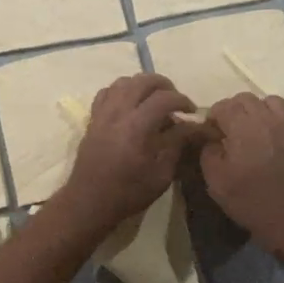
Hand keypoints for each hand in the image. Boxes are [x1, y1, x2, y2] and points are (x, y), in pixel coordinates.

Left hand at [52, 74, 199, 231]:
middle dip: (164, 85)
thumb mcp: (161, 174)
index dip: (182, 100)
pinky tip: (129, 105)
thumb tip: (194, 126)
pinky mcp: (92, 118)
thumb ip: (177, 144)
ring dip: (142, 85)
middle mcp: (118, 112)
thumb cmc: (129, 192)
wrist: (89, 201)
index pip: (164, 98)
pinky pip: (106, 92)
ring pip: (123, 81)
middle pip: (142, 80)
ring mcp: (102, 113)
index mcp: (137, 126)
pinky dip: (121, 91)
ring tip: (153, 100)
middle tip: (175, 101)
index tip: (192, 112)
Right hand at [200, 93, 283, 251]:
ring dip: (259, 109)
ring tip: (255, 127)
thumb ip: (207, 151)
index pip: (223, 106)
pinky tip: (277, 131)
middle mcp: (267, 118)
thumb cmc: (251, 201)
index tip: (212, 133)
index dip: (214, 117)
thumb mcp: (215, 181)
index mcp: (242, 127)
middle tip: (231, 130)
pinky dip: (282, 116)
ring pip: (270, 101)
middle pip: (245, 98)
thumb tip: (211, 137)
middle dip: (234, 109)